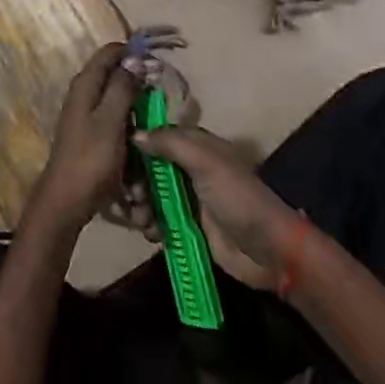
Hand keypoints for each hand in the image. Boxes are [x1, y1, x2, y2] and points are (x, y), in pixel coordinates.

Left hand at [25, 43, 140, 234]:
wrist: (68, 200)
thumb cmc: (91, 158)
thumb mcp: (111, 120)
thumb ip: (123, 87)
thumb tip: (136, 57)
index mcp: (85, 84)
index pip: (110, 52)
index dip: (134, 52)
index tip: (158, 62)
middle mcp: (84, 93)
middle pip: (113, 71)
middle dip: (137, 74)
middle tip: (161, 85)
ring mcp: (87, 112)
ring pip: (116, 93)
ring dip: (135, 96)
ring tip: (158, 104)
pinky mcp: (93, 131)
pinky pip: (115, 113)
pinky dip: (130, 114)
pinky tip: (144, 125)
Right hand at [133, 126, 303, 290]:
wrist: (267, 250)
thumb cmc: (237, 198)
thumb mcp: (206, 163)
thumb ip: (171, 144)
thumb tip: (135, 134)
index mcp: (198, 146)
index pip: (160, 136)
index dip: (138, 145)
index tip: (117, 157)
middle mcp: (191, 168)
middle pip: (151, 167)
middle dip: (136, 180)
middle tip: (132, 196)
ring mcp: (189, 198)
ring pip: (152, 195)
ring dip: (141, 205)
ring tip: (142, 220)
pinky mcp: (188, 226)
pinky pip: (159, 220)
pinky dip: (151, 225)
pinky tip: (152, 234)